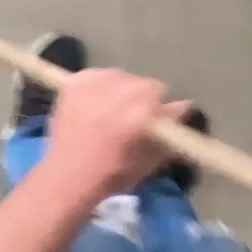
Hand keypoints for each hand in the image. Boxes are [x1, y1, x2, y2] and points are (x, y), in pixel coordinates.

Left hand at [42, 69, 191, 196]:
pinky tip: (94, 103)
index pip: (163, 93)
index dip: (161, 107)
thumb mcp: (150, 158)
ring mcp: (94, 84)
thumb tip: (184, 105)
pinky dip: (99, 86)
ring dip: (120, 89)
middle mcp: (120, 90)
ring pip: (120, 76)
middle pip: (142, 83)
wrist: (67, 176)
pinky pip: (96, 74)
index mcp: (141, 110)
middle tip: (130, 117)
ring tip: (110, 110)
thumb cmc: (113, 173)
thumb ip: (171, 129)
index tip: (154, 120)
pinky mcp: (74, 82)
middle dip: (141, 98)